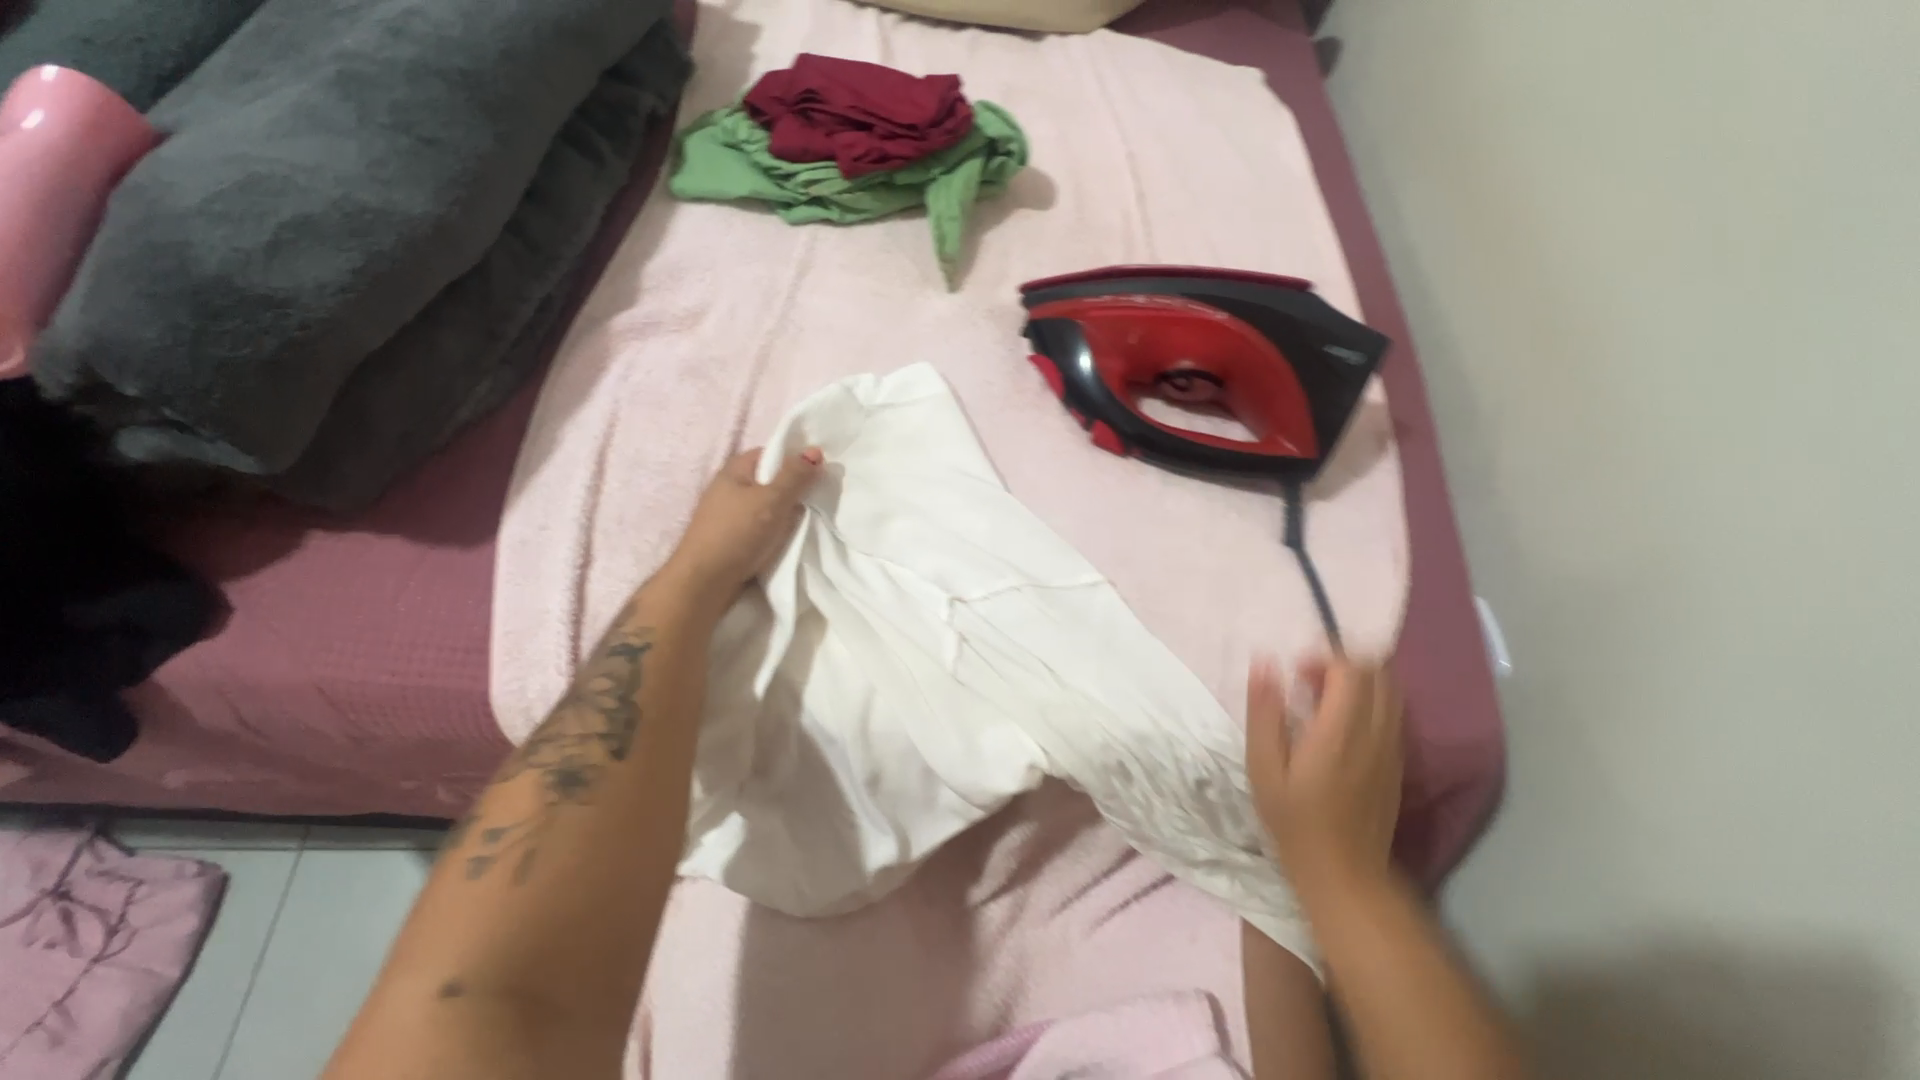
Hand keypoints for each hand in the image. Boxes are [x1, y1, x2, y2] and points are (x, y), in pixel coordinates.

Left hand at [657, 447, 822, 612]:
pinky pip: (762, 526)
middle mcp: (730, 487)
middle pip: (771, 481)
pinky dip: (777, 531)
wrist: (704, 583)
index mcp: (735, 469)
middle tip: (819, 499)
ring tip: (809, 521)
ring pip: (768, 506)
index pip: (771, 453)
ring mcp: (730, 514)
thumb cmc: (737, 534)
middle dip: (795, 489)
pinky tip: (789, 539)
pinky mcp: (733, 538)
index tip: (820, 473)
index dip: (795, 460)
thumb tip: (815, 451)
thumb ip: (795, 476)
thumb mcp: (772, 500)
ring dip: (787, 514)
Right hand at [1246, 656, 1403, 900]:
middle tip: (1308, 678)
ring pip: (1391, 690)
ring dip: (1360, 679)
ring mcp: (1393, 747)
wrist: (1344, 873)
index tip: (1296, 670)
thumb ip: (1264, 713)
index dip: (1325, 656)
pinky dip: (1370, 700)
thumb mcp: (1263, 768)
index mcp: (1341, 731)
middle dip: (1344, 662)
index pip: (1351, 668)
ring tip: (1324, 696)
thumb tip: (1265, 663)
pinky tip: (1340, 722)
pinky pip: (1392, 713)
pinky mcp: (1398, 761)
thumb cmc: (1294, 821)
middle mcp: (1376, 732)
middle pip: (1378, 671)